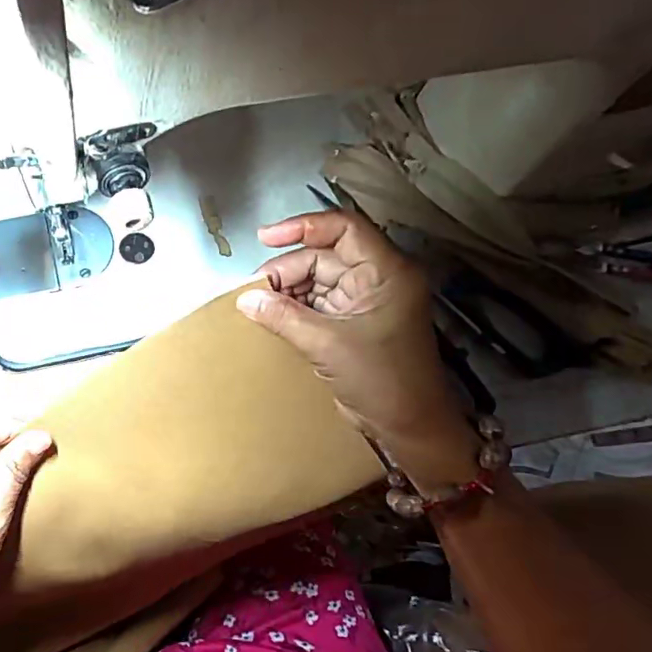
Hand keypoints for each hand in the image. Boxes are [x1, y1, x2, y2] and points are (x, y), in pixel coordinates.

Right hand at [235, 210, 478, 490]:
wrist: (406, 424)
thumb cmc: (381, 379)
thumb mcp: (327, 344)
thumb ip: (284, 317)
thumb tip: (245, 299)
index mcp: (386, 272)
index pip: (344, 229)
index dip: (303, 226)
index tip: (265, 238)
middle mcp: (376, 279)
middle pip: (323, 255)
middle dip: (287, 269)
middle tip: (255, 291)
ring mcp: (363, 301)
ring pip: (316, 279)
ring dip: (287, 290)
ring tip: (259, 306)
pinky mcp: (351, 323)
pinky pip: (317, 302)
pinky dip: (293, 307)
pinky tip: (271, 317)